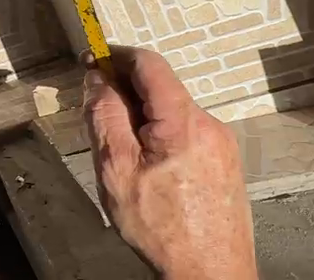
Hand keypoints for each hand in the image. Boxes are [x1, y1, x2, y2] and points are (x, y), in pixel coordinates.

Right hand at [82, 47, 256, 279]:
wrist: (211, 278)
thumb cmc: (159, 226)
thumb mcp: (115, 166)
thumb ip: (104, 112)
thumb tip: (97, 75)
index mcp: (184, 123)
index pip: (148, 62)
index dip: (115, 55)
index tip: (90, 64)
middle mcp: (210, 126)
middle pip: (158, 86)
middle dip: (124, 90)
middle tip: (97, 115)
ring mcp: (221, 145)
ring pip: (169, 109)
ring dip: (139, 114)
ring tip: (121, 149)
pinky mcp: (224, 162)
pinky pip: (183, 129)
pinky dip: (157, 131)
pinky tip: (145, 164)